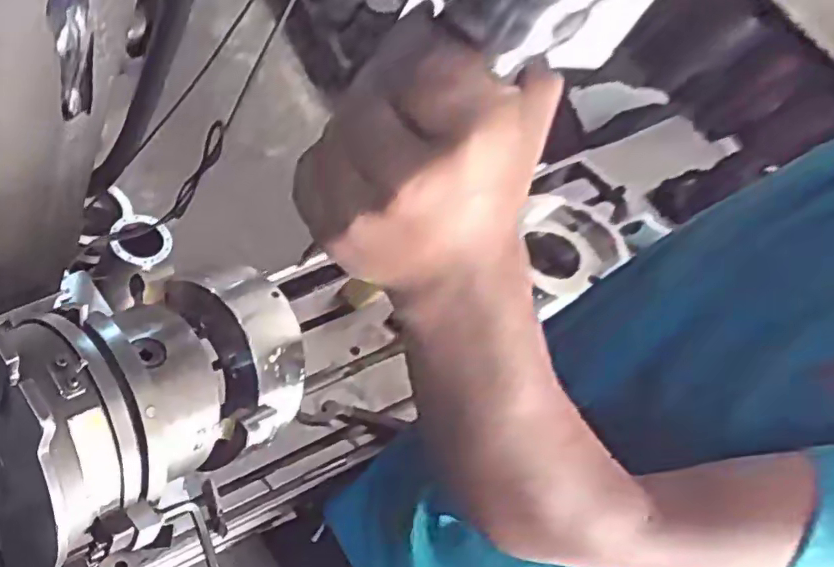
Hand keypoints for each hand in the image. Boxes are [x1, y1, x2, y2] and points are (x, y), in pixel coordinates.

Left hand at [292, 9, 561, 302]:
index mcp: (469, 141)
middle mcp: (405, 177)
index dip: (418, 41)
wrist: (451, 272)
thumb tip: (453, 27)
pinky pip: (309, 171)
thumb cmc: (491, 195)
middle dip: (379, 79)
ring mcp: (357, 211)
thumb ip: (499, 66)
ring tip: (374, 120)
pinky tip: (350, 157)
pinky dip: (326, 155)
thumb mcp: (524, 120)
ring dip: (350, 118)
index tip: (420, 31)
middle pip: (367, 100)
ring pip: (333, 133)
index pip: (424, 67)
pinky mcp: (326, 232)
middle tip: (392, 76)